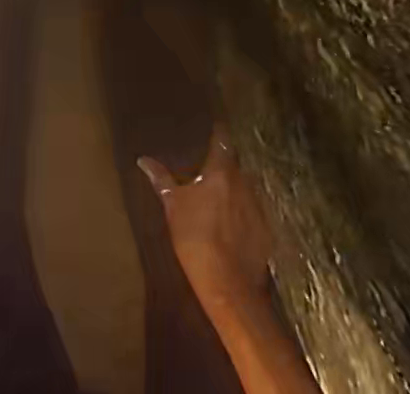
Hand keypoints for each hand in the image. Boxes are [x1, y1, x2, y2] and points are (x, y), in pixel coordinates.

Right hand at [138, 128, 273, 309]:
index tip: (214, 127)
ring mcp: (257, 204)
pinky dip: (242, 211)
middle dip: (224, 164)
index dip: (218, 133)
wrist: (227, 283)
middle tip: (209, 168)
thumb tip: (143, 160)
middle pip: (235, 164)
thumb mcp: (173, 206)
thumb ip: (161, 179)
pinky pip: (252, 210)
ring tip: (219, 197)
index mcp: (220, 171)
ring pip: (244, 187)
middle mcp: (243, 181)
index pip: (223, 141)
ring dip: (234, 188)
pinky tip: (231, 224)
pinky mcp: (266, 227)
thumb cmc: (194, 238)